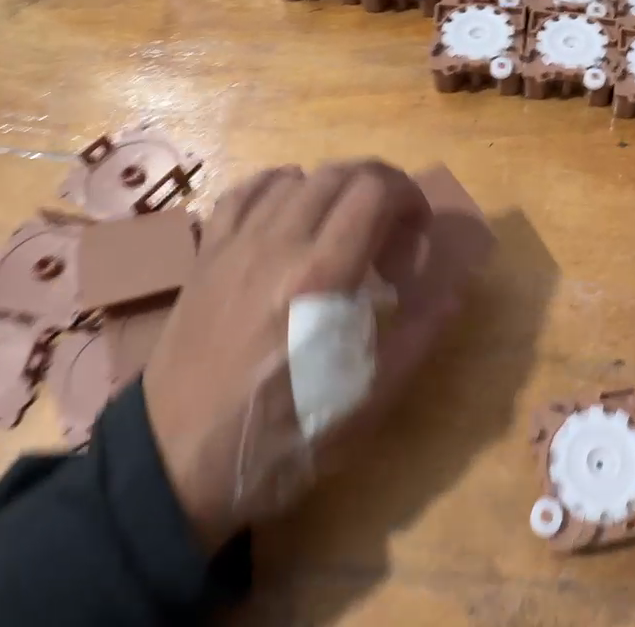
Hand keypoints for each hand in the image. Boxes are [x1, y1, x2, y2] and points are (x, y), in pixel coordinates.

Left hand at [142, 161, 444, 550]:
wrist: (179, 461)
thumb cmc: (283, 436)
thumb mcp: (365, 401)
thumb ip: (417, 337)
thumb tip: (455, 292)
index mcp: (323, 277)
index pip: (375, 191)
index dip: (410, 196)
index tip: (420, 230)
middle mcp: (278, 245)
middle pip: (339, 174)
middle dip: (381, 185)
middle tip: (394, 227)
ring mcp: (235, 245)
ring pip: (295, 177)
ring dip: (334, 188)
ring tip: (345, 226)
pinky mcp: (205, 255)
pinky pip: (244, 193)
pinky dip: (278, 187)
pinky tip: (291, 211)